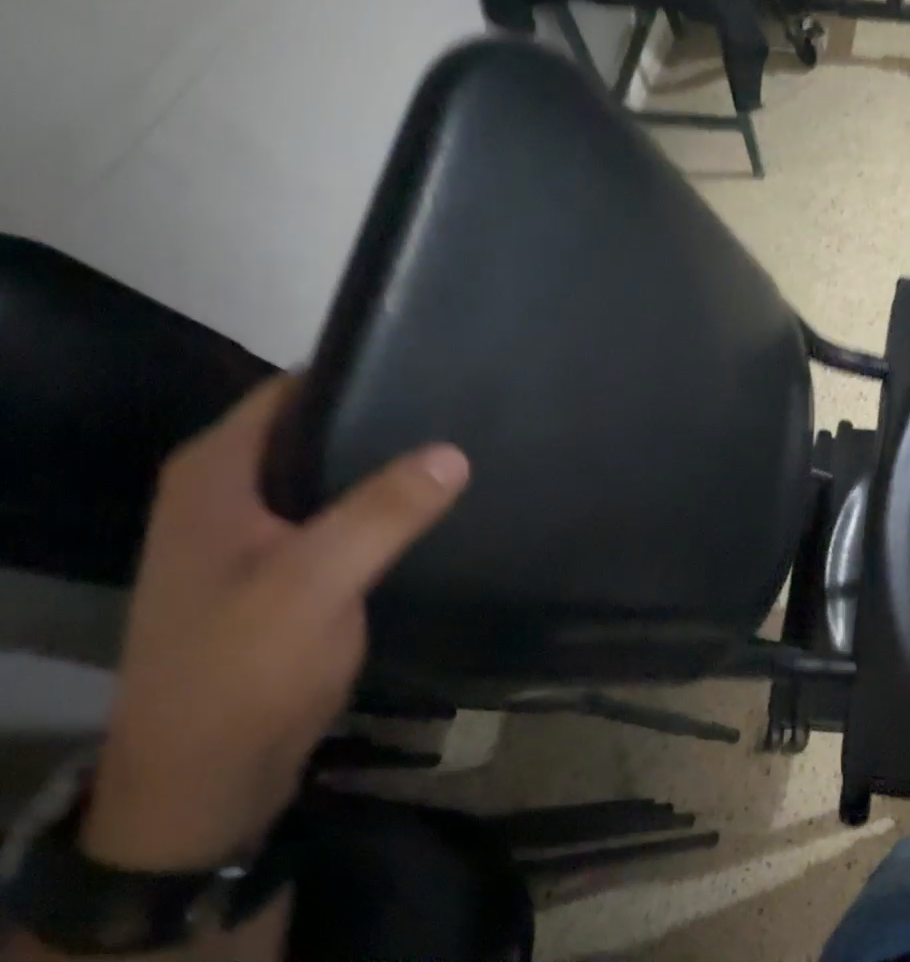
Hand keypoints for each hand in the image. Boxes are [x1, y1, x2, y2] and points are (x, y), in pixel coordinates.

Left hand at [81, 376, 469, 869]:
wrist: (208, 774)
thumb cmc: (242, 667)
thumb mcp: (314, 582)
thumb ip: (383, 512)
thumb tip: (455, 450)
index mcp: (215, 476)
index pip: (289, 392)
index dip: (357, 374)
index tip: (436, 367)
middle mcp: (230, 493)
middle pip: (316, 429)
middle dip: (386, 419)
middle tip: (469, 409)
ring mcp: (258, 534)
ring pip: (334, 474)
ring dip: (390, 465)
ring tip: (468, 448)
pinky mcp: (289, 570)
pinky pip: (343, 516)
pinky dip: (386, 507)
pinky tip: (438, 507)